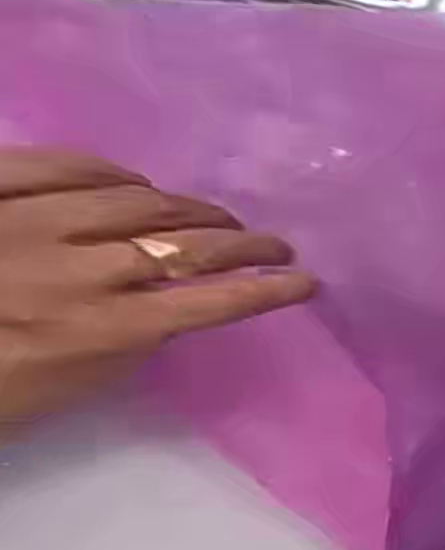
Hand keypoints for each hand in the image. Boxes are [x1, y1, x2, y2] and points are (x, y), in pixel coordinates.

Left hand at [0, 149, 317, 436]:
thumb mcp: (66, 383)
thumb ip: (128, 340)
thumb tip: (172, 305)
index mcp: (99, 329)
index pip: (221, 300)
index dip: (276, 288)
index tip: (309, 282)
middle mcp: (71, 274)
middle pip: (190, 246)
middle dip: (251, 244)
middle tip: (275, 246)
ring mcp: (15, 226)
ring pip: (136, 202)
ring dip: (193, 209)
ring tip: (211, 216)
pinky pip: (53, 165)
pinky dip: (110, 171)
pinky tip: (134, 182)